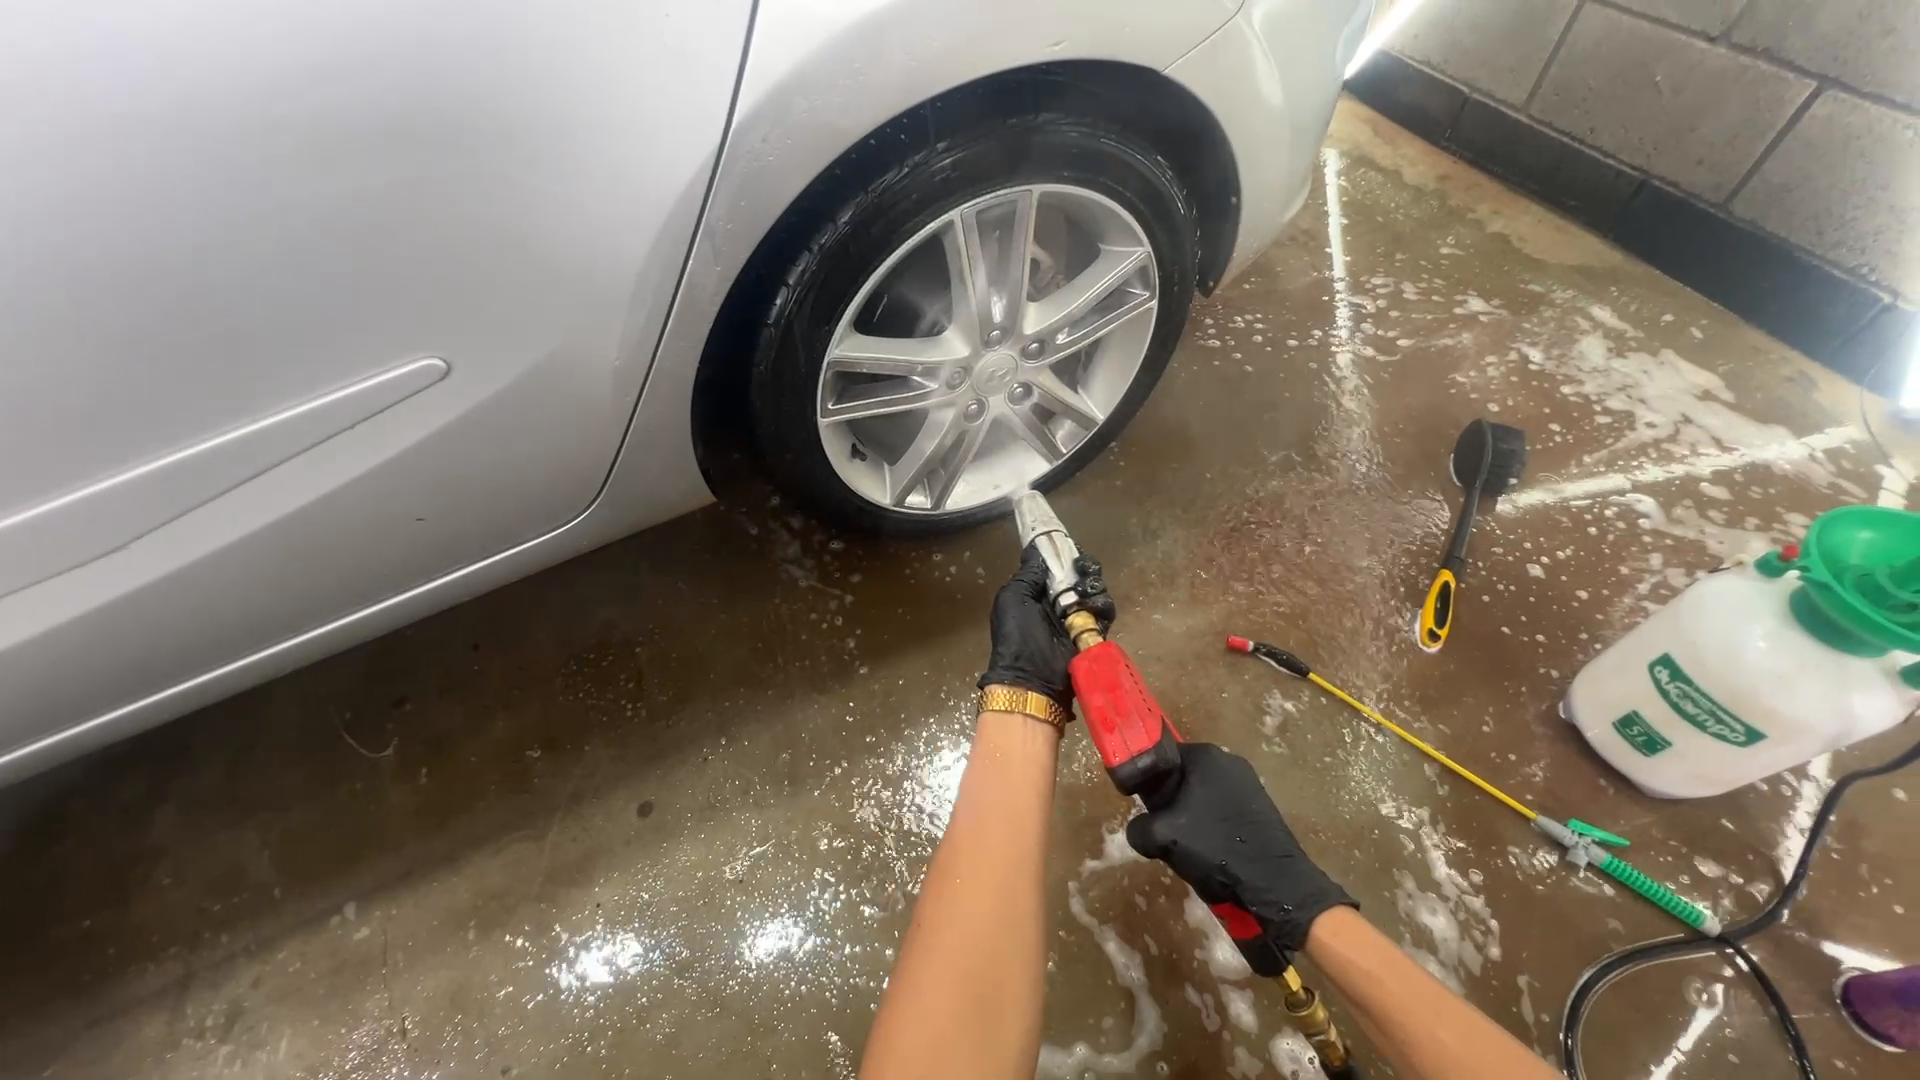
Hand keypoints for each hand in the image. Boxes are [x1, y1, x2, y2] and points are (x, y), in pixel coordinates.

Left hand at [977, 543, 1113, 705]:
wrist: (1031, 677)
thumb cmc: (1016, 635)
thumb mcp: (1013, 597)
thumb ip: (1028, 574)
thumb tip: (1036, 550)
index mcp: (1036, 592)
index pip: (1057, 566)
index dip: (1065, 555)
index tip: (1071, 550)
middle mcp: (1058, 602)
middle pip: (1081, 575)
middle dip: (1085, 568)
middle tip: (1081, 569)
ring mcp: (1077, 617)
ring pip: (1095, 590)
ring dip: (1093, 585)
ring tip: (1084, 591)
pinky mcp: (1092, 631)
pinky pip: (1104, 612)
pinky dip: (1101, 605)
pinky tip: (1091, 606)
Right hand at [1126, 743, 1355, 953]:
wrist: (1276, 885)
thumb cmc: (1216, 848)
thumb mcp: (1161, 837)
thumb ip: (1139, 827)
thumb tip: (1141, 830)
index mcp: (1205, 756)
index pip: (1160, 758)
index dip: (1147, 784)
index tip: (1146, 809)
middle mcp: (1228, 762)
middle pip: (1181, 778)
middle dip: (1170, 805)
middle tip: (1165, 832)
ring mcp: (1248, 785)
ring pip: (1201, 798)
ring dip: (1190, 820)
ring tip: (1189, 848)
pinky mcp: (1260, 808)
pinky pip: (1222, 812)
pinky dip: (1212, 829)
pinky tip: (1212, 854)